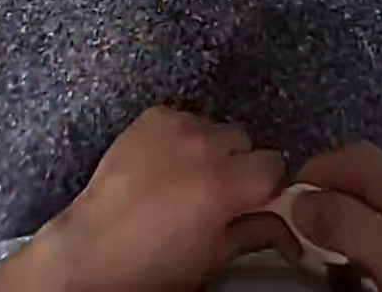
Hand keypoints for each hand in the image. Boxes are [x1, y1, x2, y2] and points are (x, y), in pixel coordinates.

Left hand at [0, 106, 295, 291]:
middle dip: (239, 162)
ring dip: (211, 146)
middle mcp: (204, 145)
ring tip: (188, 176)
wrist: (95, 251)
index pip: (274, 162)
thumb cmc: (151, 266)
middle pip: (244, 139)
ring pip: (214, 125)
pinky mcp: (154, 115)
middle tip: (220, 190)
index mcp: (225, 183)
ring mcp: (176, 124)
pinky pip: (184, 116)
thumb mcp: (213, 258)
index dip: (268, 183)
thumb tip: (286, 230)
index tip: (259, 196)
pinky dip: (182, 135)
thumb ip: (256, 232)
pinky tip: (167, 162)